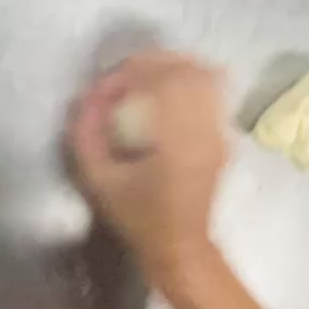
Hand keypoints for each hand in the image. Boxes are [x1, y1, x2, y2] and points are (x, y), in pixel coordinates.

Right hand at [68, 52, 226, 281]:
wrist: (180, 245)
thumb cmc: (138, 218)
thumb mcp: (98, 181)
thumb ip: (86, 135)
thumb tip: (85, 97)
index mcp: (176, 141)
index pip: (160, 81)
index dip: (128, 74)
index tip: (104, 89)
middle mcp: (206, 130)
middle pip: (187, 69)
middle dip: (150, 63)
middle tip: (122, 76)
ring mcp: (220, 132)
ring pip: (205, 75)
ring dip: (171, 68)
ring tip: (143, 79)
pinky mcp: (223, 136)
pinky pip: (213, 93)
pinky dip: (188, 82)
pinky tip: (166, 94)